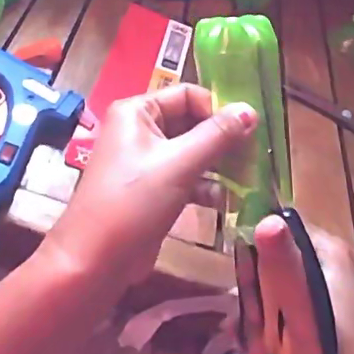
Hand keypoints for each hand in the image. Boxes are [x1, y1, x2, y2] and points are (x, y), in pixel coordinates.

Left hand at [42, 84, 254, 293]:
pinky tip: (228, 200)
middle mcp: (139, 129)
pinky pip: (185, 176)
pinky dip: (205, 185)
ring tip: (249, 181)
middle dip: (223, 140)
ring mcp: (144, 160)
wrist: (96, 257)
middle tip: (257, 159)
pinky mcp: (151, 188)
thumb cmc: (134, 201)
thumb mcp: (179, 164)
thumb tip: (250, 110)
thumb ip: (216, 136)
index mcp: (137, 111)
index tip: (253, 132)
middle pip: (191, 122)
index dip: (218, 110)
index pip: (187, 95)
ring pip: (191, 152)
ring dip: (219, 164)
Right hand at [250, 214, 353, 353]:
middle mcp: (322, 261)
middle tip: (248, 332)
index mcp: (323, 250)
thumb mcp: (302, 310)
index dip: (248, 250)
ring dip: (255, 317)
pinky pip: (280, 306)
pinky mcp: (319, 314)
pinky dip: (265, 327)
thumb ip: (282, 263)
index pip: (270, 222)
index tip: (239, 286)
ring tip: (253, 352)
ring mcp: (321, 288)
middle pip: (267, 258)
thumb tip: (264, 219)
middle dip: (252, 296)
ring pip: (269, 285)